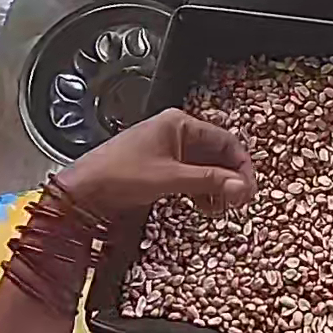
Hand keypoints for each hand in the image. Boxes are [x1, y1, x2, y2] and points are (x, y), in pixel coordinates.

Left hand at [55, 109, 255, 221]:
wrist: (82, 190)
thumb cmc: (120, 174)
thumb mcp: (169, 178)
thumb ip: (208, 181)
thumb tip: (243, 187)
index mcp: (180, 123)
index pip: (226, 140)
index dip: (241, 166)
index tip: (249, 190)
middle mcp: (176, 132)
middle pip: (217, 154)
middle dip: (229, 179)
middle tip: (238, 203)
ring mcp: (167, 150)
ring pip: (205, 168)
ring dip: (216, 188)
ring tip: (220, 209)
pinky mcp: (160, 167)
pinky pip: (190, 177)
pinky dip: (200, 192)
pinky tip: (202, 207)